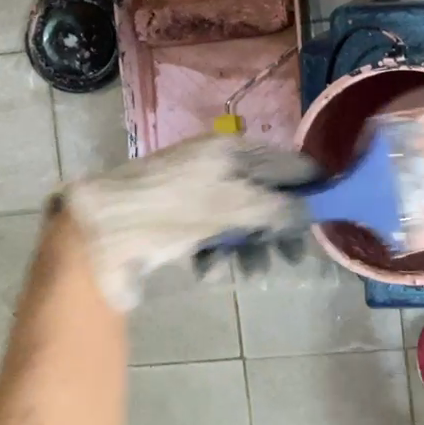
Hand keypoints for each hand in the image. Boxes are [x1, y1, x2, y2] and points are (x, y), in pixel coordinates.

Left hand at [54, 134, 316, 310]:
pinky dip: (216, 254)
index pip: (284, 162)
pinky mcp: (175, 222)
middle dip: (278, 228)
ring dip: (248, 248)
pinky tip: (209, 271)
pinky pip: (211, 236)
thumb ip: (278, 209)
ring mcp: (194, 194)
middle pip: (264, 195)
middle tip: (292, 258)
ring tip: (251, 274)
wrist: (94, 234)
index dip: (309, 185)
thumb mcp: (232, 208)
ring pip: (239, 221)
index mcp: (230, 150)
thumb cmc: (169, 212)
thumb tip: (311, 212)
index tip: (329, 211)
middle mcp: (215, 166)